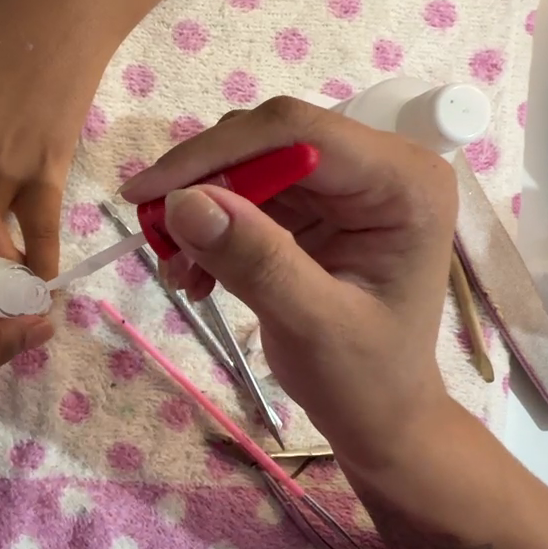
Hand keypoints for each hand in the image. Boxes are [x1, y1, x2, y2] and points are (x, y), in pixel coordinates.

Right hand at [119, 98, 458, 461]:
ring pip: (243, 170)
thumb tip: (183, 203)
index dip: (214, 154)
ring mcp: (341, 189)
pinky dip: (206, 235)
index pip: (296, 134)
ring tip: (179, 273)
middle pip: (264, 144)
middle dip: (200, 186)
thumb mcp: (310, 322)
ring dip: (197, 215)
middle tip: (155, 238)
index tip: (145, 194)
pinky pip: (240, 201)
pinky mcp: (311, 211)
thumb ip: (254, 259)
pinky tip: (195, 278)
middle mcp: (375, 169)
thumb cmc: (362, 376)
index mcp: (401, 183)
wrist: (377, 414)